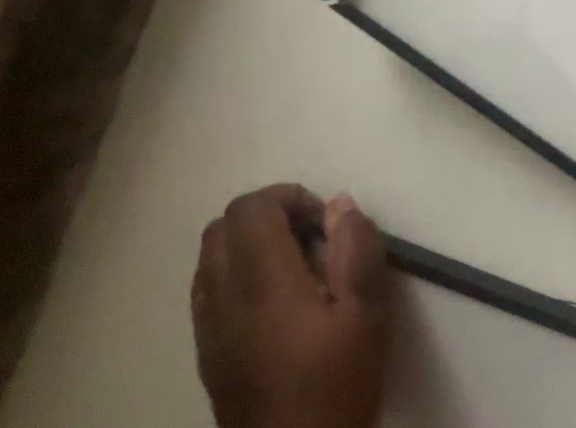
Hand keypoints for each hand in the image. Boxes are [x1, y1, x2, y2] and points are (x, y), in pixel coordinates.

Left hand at [192, 184, 391, 427]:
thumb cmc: (338, 379)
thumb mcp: (369, 311)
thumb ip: (357, 249)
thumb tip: (340, 204)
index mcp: (263, 283)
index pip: (250, 208)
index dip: (290, 197)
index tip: (327, 223)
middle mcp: (223, 297)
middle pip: (222, 225)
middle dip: (269, 215)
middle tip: (315, 238)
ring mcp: (208, 325)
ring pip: (210, 255)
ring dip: (251, 243)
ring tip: (299, 267)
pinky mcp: (207, 348)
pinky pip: (208, 287)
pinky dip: (238, 272)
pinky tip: (278, 299)